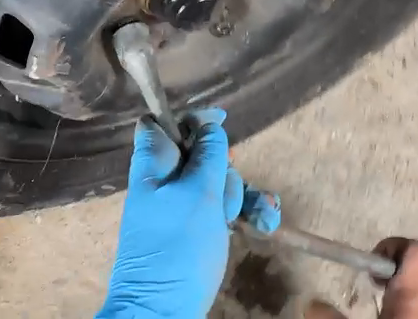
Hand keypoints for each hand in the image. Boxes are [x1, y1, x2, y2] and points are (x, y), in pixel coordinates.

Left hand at [96, 107, 277, 317]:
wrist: (161, 313)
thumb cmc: (178, 247)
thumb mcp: (198, 194)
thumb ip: (208, 155)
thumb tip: (209, 125)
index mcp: (152, 163)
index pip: (161, 122)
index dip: (191, 118)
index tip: (221, 121)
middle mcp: (162, 181)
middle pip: (197, 154)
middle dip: (226, 168)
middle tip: (232, 189)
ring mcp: (176, 208)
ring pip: (213, 184)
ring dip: (239, 195)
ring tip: (263, 214)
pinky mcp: (190, 233)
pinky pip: (216, 211)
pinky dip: (238, 214)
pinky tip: (265, 223)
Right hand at [300, 239, 417, 318]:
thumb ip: (332, 316)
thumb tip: (310, 305)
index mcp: (413, 295)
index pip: (416, 250)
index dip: (393, 246)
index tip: (371, 263)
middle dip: (405, 263)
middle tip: (380, 278)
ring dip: (414, 283)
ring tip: (388, 297)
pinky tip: (398, 316)